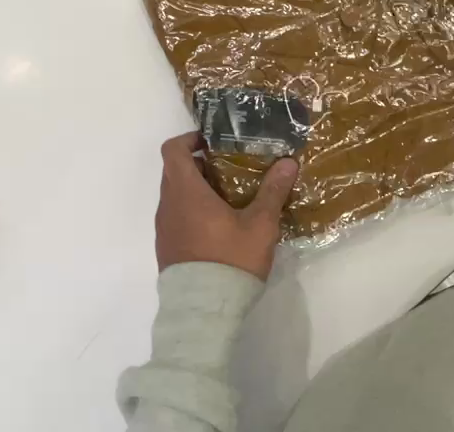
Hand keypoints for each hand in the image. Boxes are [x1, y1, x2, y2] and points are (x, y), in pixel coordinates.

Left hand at [154, 132, 298, 280]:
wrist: (203, 313)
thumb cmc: (229, 259)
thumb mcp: (259, 225)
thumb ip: (272, 191)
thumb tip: (288, 162)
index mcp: (186, 192)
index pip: (172, 150)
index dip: (189, 140)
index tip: (212, 143)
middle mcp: (168, 206)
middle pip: (174, 172)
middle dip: (199, 165)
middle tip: (230, 169)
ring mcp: (165, 229)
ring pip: (175, 196)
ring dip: (196, 190)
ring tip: (228, 198)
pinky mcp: (167, 250)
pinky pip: (176, 218)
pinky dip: (192, 212)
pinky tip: (219, 227)